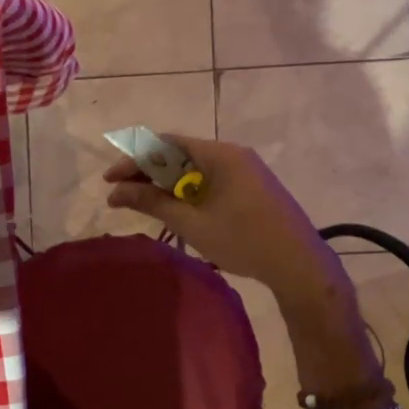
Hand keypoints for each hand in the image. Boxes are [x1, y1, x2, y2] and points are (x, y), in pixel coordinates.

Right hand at [103, 136, 350, 314]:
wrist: (299, 264)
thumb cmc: (243, 241)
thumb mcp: (192, 223)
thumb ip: (152, 203)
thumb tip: (116, 192)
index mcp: (220, 155)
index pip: (165, 144)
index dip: (133, 160)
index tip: (109, 181)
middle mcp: (232, 154)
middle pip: (178, 154)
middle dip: (146, 173)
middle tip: (119, 195)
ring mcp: (244, 170)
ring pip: (193, 169)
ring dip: (164, 184)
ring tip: (140, 204)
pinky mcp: (250, 187)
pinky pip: (208, 180)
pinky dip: (185, 191)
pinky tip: (172, 209)